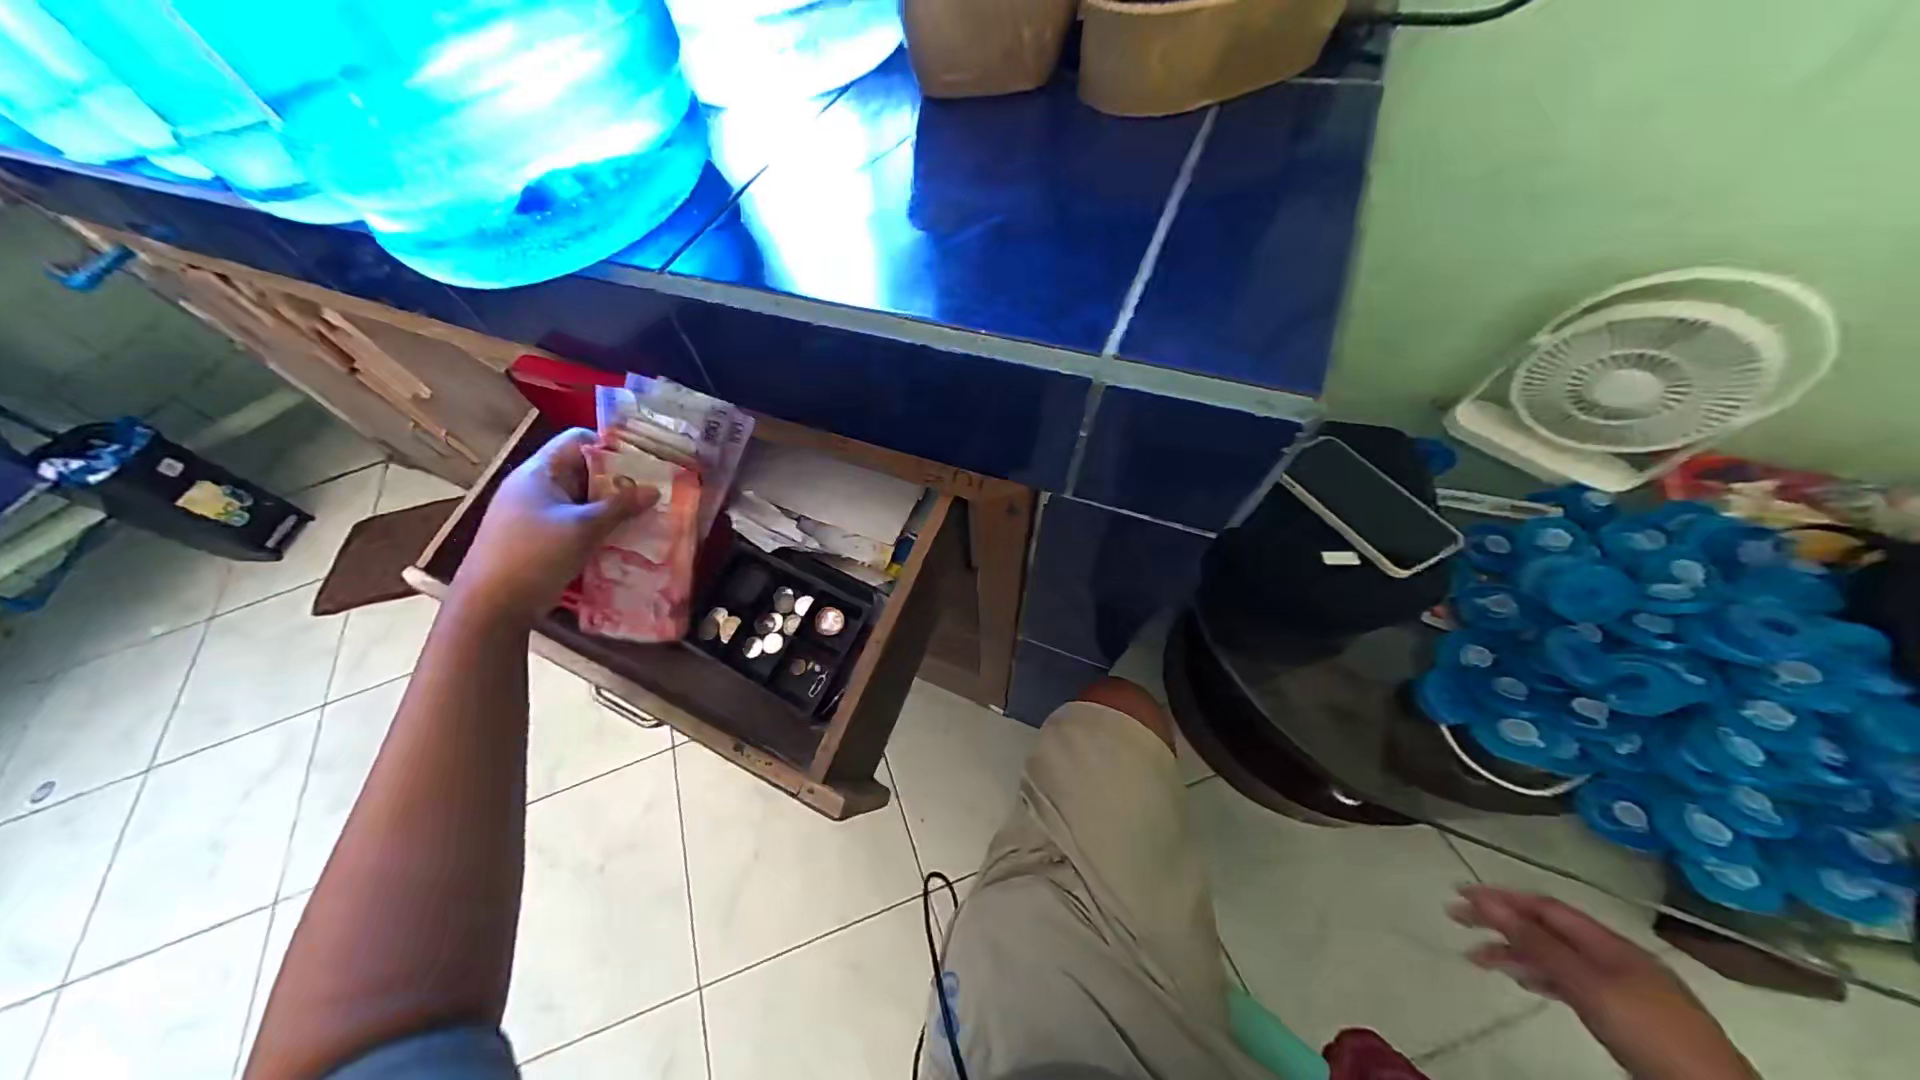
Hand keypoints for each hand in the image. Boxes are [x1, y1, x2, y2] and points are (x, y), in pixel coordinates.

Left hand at [452, 428, 655, 621]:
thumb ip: (620, 507)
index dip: (612, 446)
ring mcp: (534, 513)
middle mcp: (535, 486)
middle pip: (583, 470)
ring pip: (581, 499)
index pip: (579, 440)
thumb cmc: (534, 556)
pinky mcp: (538, 537)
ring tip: (644, 516)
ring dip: (611, 507)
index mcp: (539, 472)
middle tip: (652, 492)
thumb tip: (653, 490)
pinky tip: (621, 538)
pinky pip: (575, 521)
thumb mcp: (583, 528)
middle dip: (619, 481)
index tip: (644, 463)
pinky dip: (598, 526)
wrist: (490, 606)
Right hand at [1449, 886, 1757, 1079]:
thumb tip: (1488, 901)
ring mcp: (1621, 987)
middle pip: (1548, 928)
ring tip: (1477, 957)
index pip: (1545, 907)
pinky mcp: (1622, 1014)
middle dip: (1501, 920)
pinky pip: (1568, 981)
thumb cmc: (1649, 1031)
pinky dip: (1539, 975)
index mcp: (1609, 943)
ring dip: (1514, 950)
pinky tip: (1523, 981)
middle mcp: (1613, 957)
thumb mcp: (1588, 984)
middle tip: (1456, 918)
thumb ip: (1538, 943)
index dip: (1501, 896)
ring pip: (1555, 956)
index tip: (1459, 893)